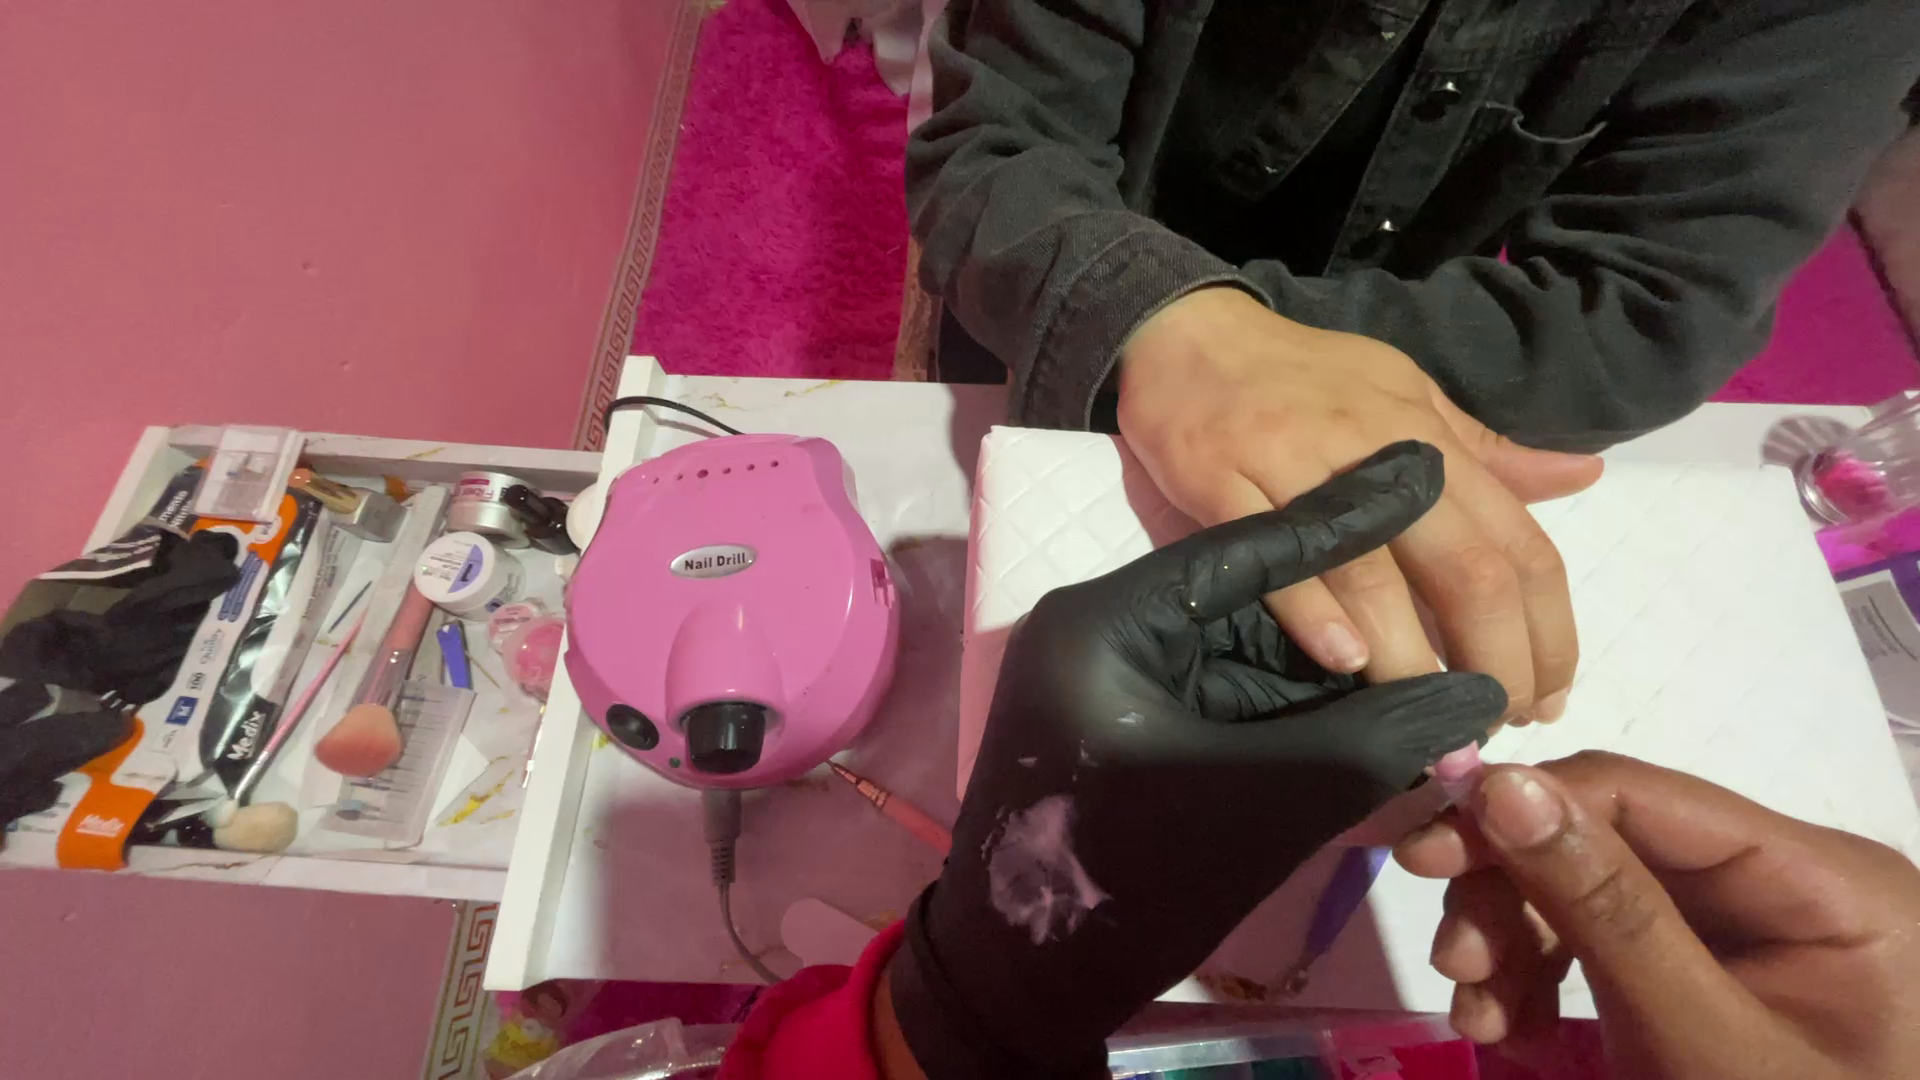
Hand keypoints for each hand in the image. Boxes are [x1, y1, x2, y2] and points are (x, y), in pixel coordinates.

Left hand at [887, 443, 1507, 1076]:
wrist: (1029, 972)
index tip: (1421, 469)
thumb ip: (1365, 741)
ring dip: (1331, 677)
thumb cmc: (1123, 880)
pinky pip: (1227, 695)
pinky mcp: (1138, 718)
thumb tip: (1478, 698)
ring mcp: (1119, 674)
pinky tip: (1374, 717)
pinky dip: (1295, 711)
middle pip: (1245, 602)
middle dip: (1349, 622)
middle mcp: (1106, 629)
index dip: (1337, 517)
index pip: (1235, 548)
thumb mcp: (1252, 802)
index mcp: (1104, 621)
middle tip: (1455, 604)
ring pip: (1243, 654)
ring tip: (1436, 672)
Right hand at [1118, 287, 1601, 722]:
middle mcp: (1370, 451)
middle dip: (1492, 657)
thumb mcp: (1401, 390)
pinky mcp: (1219, 479)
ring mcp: (1289, 465)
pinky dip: (1308, 607)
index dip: (1547, 626)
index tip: (1549, 691)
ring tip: (1420, 712)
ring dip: (1405, 652)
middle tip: (1492, 718)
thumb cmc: (1297, 370)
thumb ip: (1478, 445)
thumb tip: (1577, 480)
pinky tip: (1339, 658)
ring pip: (1366, 570)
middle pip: (1460, 565)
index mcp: (1422, 433)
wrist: (1188, 336)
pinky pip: (1269, 552)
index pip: (1515, 539)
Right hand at [1395, 752, 1919, 1078]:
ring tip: (1475, 1012)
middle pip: (1584, 842)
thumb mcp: (1705, 1044)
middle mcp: (1769, 879)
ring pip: (1564, 888)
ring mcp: (1727, 922)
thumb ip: (1606, 908)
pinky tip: (1503, 1023)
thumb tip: (1494, 780)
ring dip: (1501, 945)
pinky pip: (1579, 935)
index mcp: (1819, 879)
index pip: (1628, 792)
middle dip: (1503, 901)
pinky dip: (1526, 975)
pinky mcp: (1687, 961)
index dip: (1511, 807)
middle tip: (1448, 955)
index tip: (1424, 855)